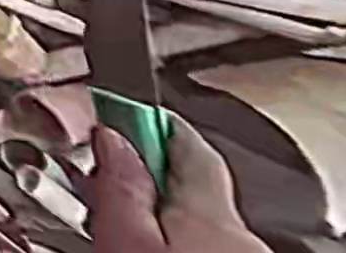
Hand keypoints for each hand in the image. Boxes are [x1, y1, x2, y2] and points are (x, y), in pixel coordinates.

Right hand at [90, 121, 271, 252]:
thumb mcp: (126, 239)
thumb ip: (120, 187)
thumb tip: (112, 137)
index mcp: (217, 220)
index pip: (188, 142)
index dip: (146, 117)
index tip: (112, 108)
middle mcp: (250, 242)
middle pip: (189, 185)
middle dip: (144, 175)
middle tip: (95, 179)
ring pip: (198, 220)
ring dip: (157, 211)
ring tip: (115, 221)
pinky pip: (206, 245)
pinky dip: (175, 240)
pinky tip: (145, 246)